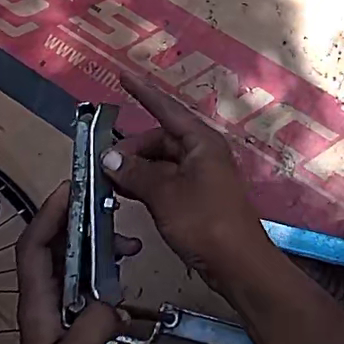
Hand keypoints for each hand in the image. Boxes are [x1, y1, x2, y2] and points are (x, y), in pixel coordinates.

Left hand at [12, 182, 136, 343]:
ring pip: (72, 264)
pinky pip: (87, 285)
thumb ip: (93, 321)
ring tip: (126, 241)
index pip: (34, 247)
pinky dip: (105, 272)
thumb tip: (109, 295)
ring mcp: (58, 311)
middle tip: (104, 203)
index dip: (48, 214)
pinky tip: (126, 276)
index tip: (70, 189)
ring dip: (95, 246)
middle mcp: (43, 300)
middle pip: (52, 247)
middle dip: (74, 220)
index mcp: (36, 303)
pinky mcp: (75, 323)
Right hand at [103, 73, 277, 285]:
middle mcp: (202, 153)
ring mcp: (201, 177)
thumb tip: (109, 158)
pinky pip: (165, 182)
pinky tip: (126, 194)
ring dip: (136, 169)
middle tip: (103, 164)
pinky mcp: (197, 199)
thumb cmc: (205, 222)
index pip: (166, 109)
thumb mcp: (164, 193)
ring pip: (160, 162)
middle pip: (159, 139)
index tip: (122, 76)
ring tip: (109, 180)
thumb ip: (135, 172)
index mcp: (200, 142)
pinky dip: (145, 185)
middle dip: (131, 149)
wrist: (239, 266)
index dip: (143, 93)